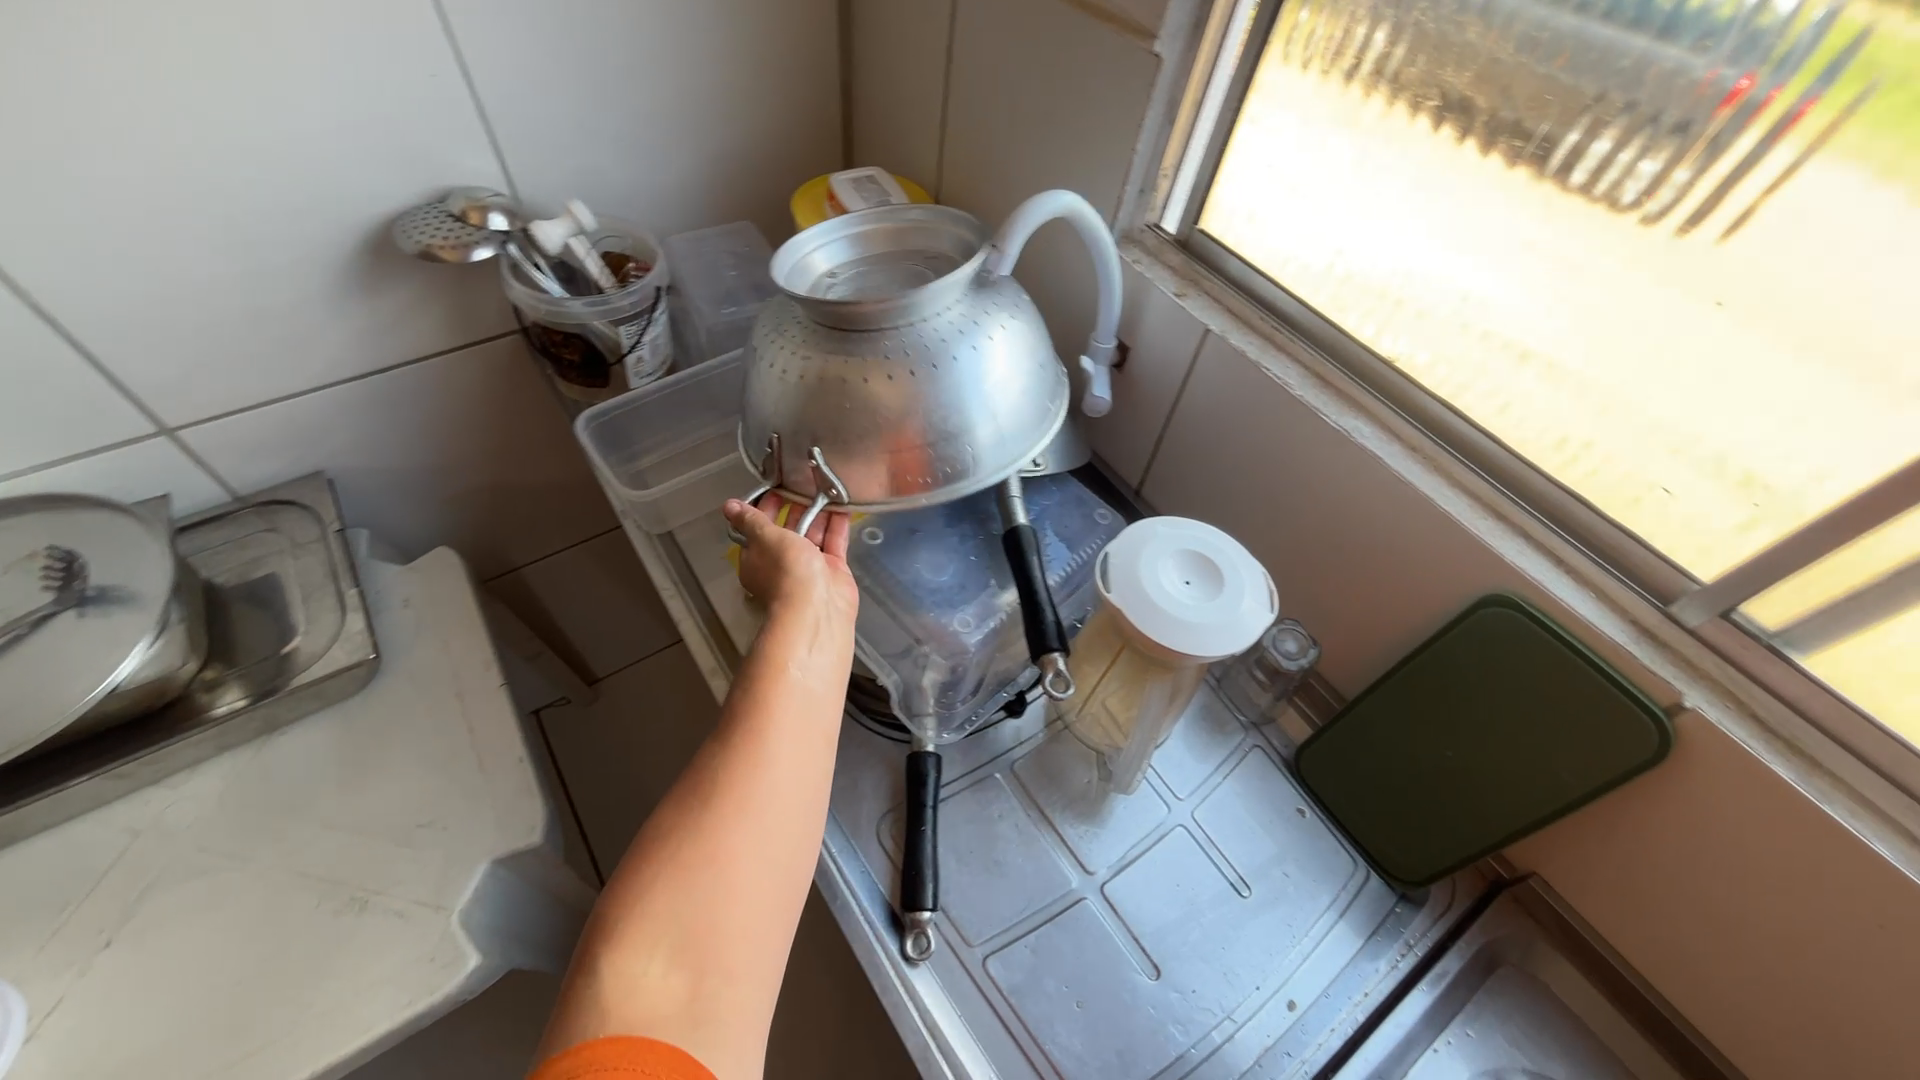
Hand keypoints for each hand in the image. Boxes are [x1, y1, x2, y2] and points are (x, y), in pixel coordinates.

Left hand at [723, 495, 857, 620]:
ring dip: (818, 513)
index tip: (776, 486)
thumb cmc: (785, 570)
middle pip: (787, 530)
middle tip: (805, 482)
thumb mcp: (764, 538)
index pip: (757, 528)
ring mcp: (809, 567)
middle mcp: (782, 562)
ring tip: (826, 488)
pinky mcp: (833, 570)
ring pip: (813, 534)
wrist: (817, 608)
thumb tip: (728, 506)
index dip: (764, 507)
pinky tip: (843, 505)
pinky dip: (837, 525)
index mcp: (757, 557)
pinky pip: (834, 542)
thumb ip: (751, 519)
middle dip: (794, 507)